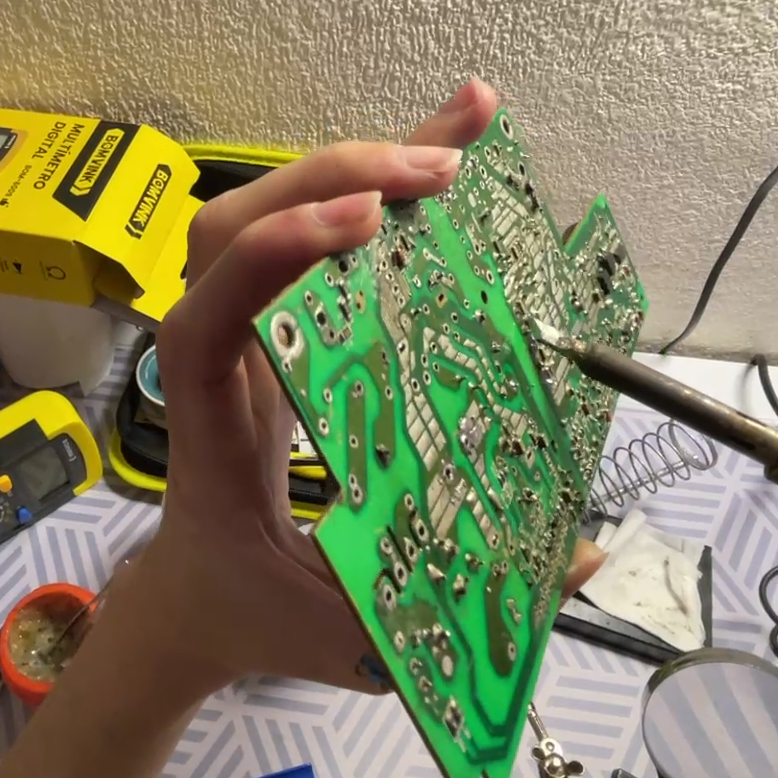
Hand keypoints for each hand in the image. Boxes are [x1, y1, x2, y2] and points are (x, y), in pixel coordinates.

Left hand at [134, 79, 605, 696]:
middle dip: (329, 181)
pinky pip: (304, 247)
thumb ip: (453, 605)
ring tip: (451, 145)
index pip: (205, 325)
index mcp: (213, 436)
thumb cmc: (253, 613)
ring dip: (346, 168)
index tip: (360, 225)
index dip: (267, 259)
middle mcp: (215, 365)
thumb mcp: (351, 632)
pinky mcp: (271, 331)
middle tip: (440, 173)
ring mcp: (238, 337)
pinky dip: (363, 193)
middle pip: (228, 233)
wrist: (195, 598)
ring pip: (255, 216)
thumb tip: (583, 548)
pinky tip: (435, 158)